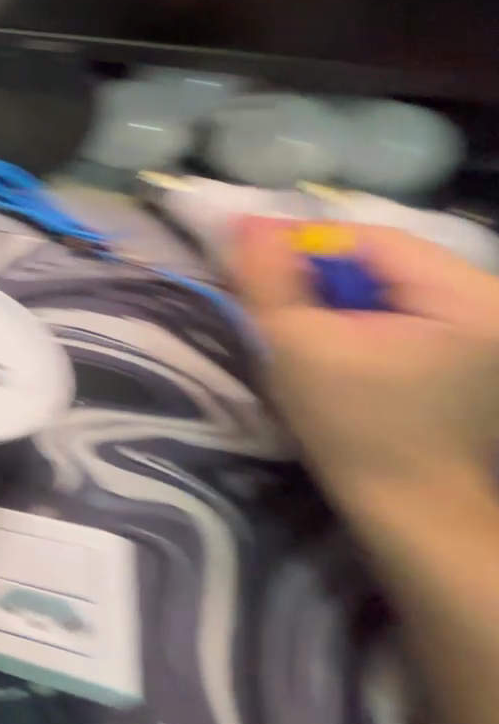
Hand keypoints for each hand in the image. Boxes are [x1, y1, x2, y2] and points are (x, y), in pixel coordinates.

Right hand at [231, 218, 498, 498]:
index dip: (303, 247)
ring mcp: (491, 326)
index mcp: (467, 298)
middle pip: (385, 257)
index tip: (256, 277)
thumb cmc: (351, 423)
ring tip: (308, 328)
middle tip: (277, 306)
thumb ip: (268, 274)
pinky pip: (410, 304)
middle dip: (322, 273)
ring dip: (340, 293)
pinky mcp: (478, 347)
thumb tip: (248, 219)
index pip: (370, 237)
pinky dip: (366, 313)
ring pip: (392, 280)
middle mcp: (493, 302)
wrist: (410, 503)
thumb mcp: (293, 341)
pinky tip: (343, 344)